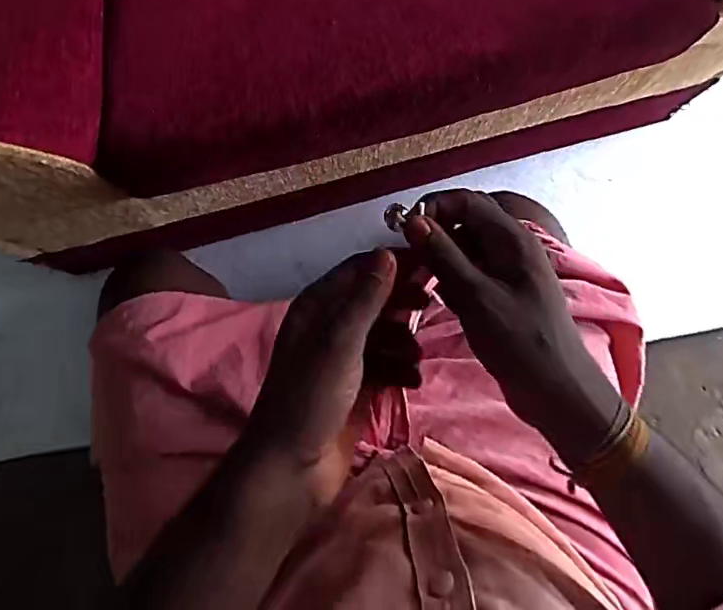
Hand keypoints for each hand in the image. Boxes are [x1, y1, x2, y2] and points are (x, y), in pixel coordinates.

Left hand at [243, 250, 413, 503]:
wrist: (292, 469)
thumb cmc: (311, 395)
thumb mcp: (341, 341)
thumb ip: (366, 298)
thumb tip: (387, 253)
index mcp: (316, 305)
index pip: (359, 269)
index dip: (392, 263)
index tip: (429, 261)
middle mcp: (327, 325)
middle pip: (372, 299)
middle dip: (400, 301)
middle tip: (430, 302)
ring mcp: (341, 358)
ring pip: (381, 333)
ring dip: (402, 339)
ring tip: (415, 355)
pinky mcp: (354, 387)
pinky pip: (383, 365)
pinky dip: (399, 368)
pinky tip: (412, 380)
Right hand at [401, 190, 621, 443]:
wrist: (560, 395)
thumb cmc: (520, 342)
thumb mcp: (475, 296)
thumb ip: (442, 254)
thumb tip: (412, 220)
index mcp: (513, 238)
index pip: (467, 200)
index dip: (434, 207)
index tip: (407, 229)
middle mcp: (512, 246)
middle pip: (465, 220)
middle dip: (436, 233)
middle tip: (412, 256)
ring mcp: (509, 270)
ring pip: (465, 246)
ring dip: (442, 257)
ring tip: (426, 281)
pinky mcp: (503, 291)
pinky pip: (471, 270)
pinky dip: (453, 277)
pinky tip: (445, 298)